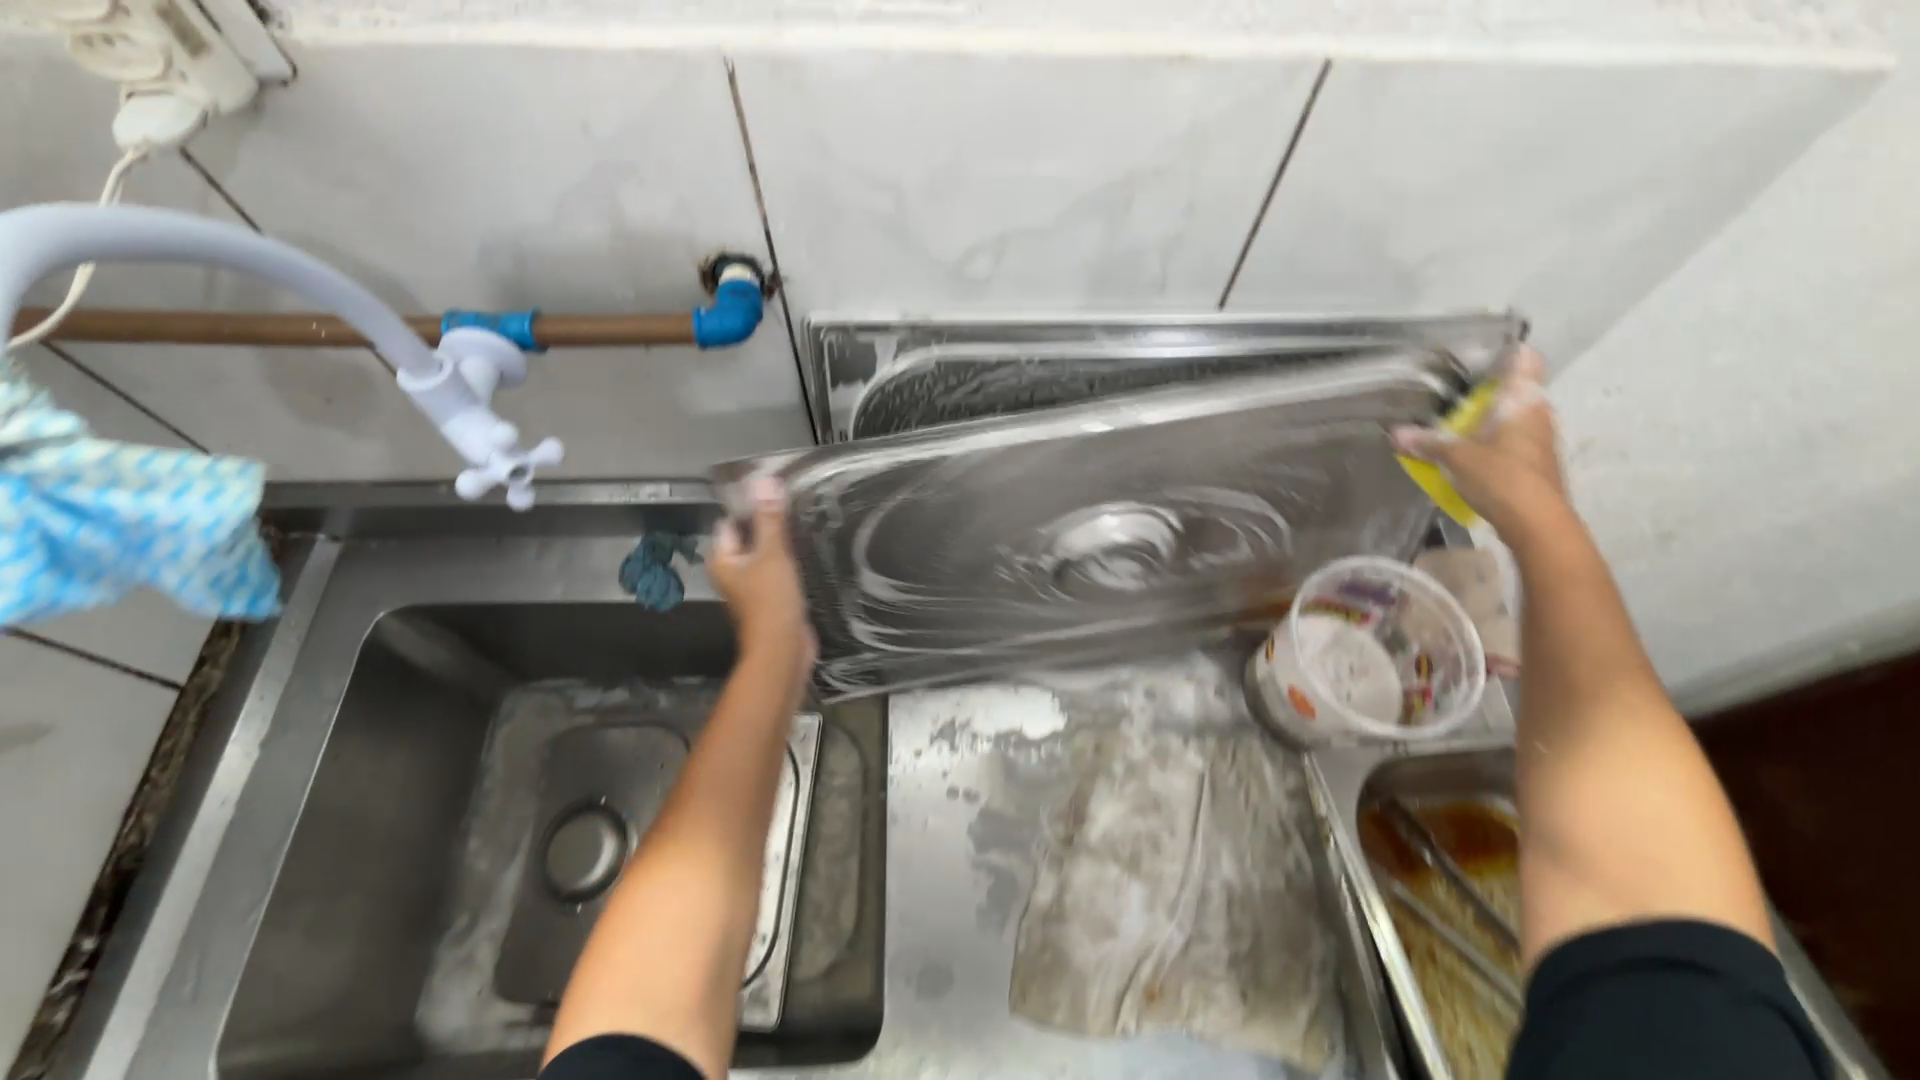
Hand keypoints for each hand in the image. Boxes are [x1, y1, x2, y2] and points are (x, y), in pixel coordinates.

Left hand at [709, 475, 815, 668]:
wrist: (784, 651)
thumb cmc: (771, 601)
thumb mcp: (772, 554)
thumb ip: (769, 517)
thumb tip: (764, 479)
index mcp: (722, 560)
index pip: (730, 522)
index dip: (749, 506)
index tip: (774, 491)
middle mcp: (731, 573)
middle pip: (749, 538)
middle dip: (768, 524)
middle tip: (794, 505)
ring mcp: (752, 588)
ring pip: (765, 556)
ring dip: (781, 545)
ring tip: (803, 524)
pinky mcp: (772, 599)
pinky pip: (778, 572)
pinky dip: (789, 563)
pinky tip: (807, 553)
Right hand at [1391, 346, 1569, 536]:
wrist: (1538, 521)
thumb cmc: (1500, 477)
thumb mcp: (1454, 458)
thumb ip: (1427, 443)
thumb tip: (1395, 434)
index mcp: (1521, 400)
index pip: (1525, 359)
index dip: (1508, 352)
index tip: (1483, 356)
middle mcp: (1538, 411)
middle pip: (1516, 390)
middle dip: (1488, 393)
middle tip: (1456, 398)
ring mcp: (1543, 437)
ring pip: (1516, 417)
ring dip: (1491, 421)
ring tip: (1459, 429)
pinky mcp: (1540, 461)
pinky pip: (1516, 441)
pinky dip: (1496, 443)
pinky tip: (1473, 456)